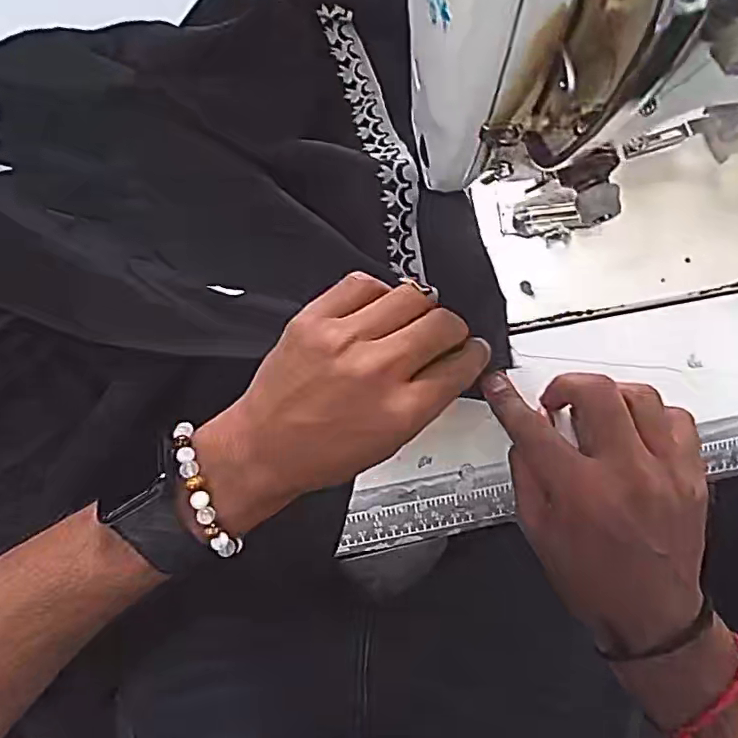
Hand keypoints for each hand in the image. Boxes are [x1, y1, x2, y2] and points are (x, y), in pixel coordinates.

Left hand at [193, 272, 491, 531]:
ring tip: (411, 319)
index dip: (474, 354)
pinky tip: (375, 307)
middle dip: (453, 329)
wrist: (263, 446)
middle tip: (446, 335)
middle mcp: (376, 370)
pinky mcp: (314, 320)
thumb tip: (449, 366)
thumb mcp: (390, 441)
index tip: (471, 350)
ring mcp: (343, 340)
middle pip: (443, 324)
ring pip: (411, 296)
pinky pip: (363, 283)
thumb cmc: (320, 453)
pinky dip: (378, 292)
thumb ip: (426, 400)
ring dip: (421, 307)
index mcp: (401, 410)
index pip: (460, 364)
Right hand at [482, 371, 709, 655]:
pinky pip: (678, 419)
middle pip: (596, 393)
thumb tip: (523, 436)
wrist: (652, 617)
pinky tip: (637, 430)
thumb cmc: (595, 582)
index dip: (508, 400)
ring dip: (609, 396)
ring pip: (641, 396)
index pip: (532, 428)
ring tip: (597, 412)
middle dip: (565, 385)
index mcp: (579, 492)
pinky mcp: (692, 477)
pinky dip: (653, 415)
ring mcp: (665, 472)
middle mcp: (625, 475)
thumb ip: (527, 475)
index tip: (501, 387)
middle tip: (556, 400)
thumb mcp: (539, 531)